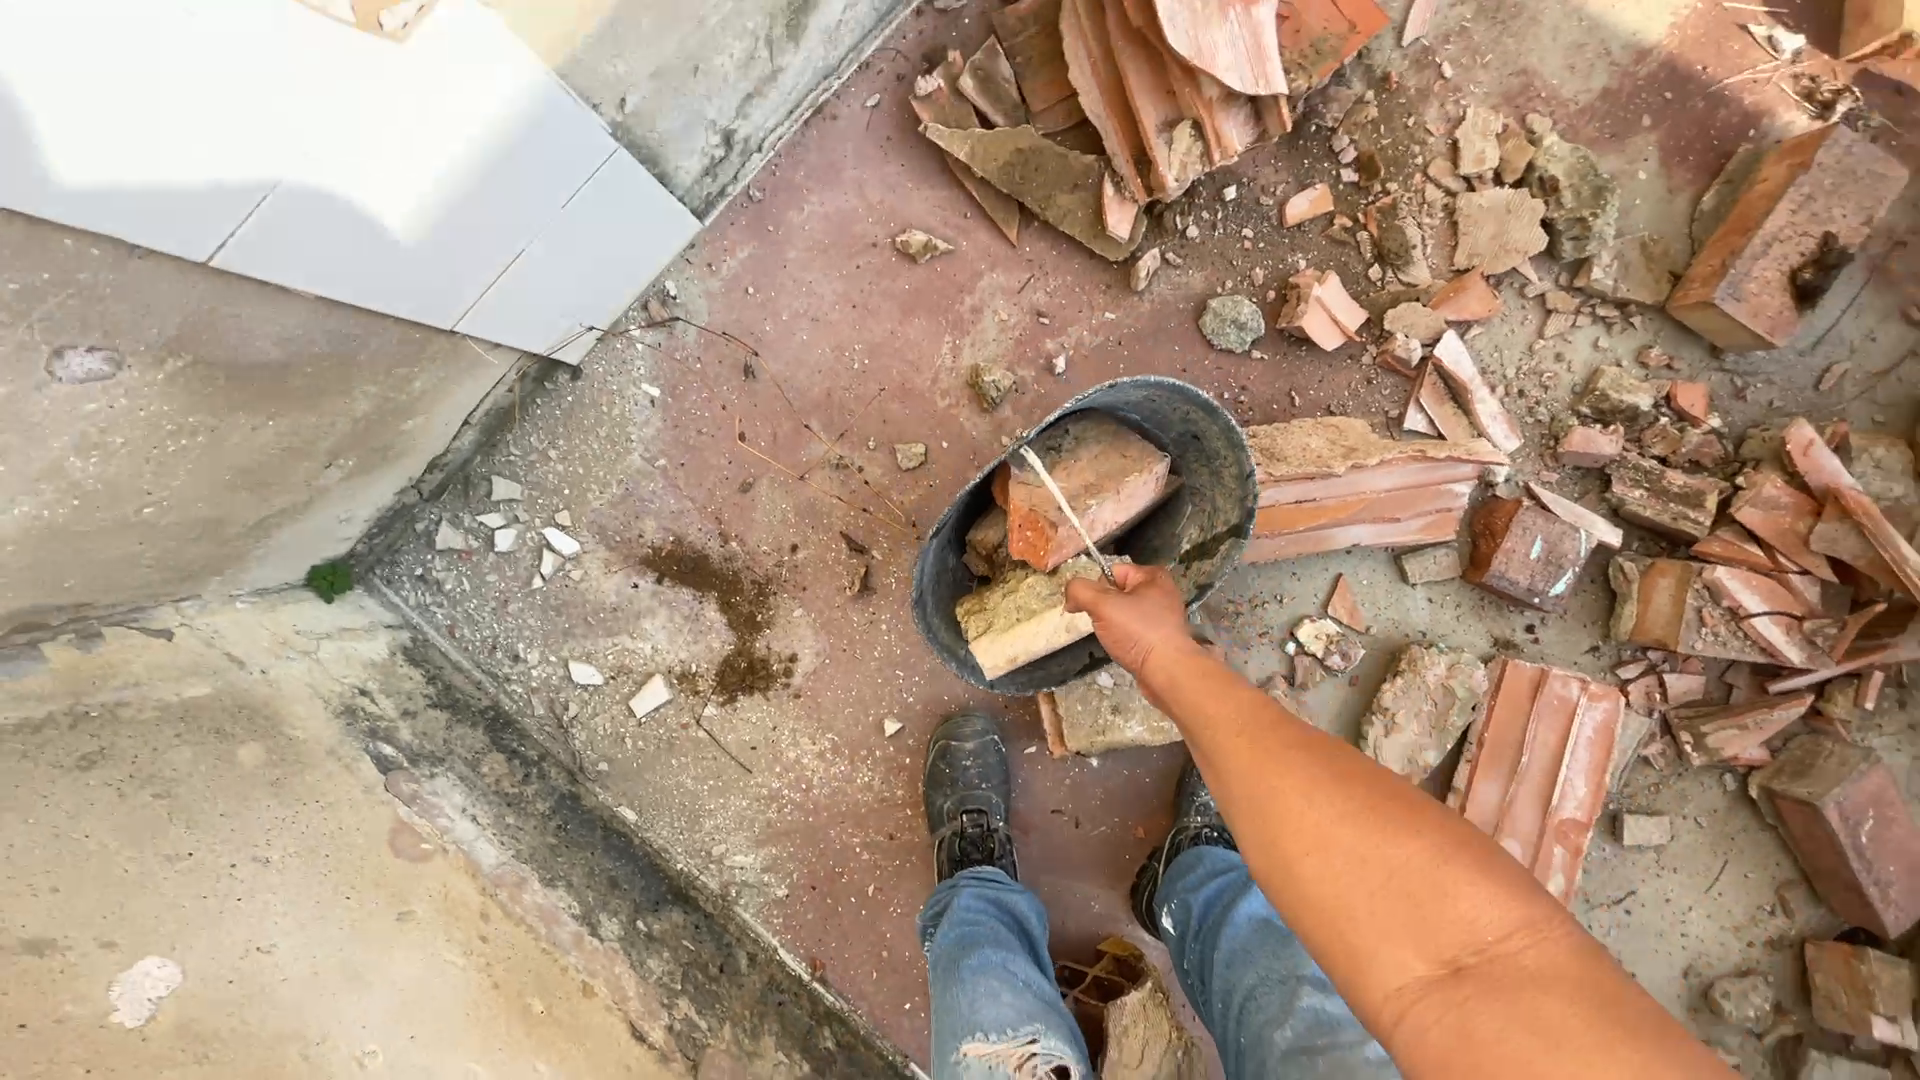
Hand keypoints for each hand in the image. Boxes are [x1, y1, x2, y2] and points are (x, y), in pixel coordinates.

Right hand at [1064, 563, 1196, 678]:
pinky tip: (1126, 648)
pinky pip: (1133, 630)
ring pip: (1123, 613)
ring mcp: (1163, 616)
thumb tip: (1069, 596)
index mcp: (1152, 576)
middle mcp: (1161, 592)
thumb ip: (1079, 591)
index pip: (1111, 571)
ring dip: (1112, 625)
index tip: (1094, 608)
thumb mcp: (1102, 605)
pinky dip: (1125, 638)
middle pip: (1116, 593)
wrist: (1167, 672)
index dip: (1097, 588)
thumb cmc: (1137, 632)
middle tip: (1105, 624)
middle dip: (1104, 609)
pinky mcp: (1161, 637)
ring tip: (1116, 639)